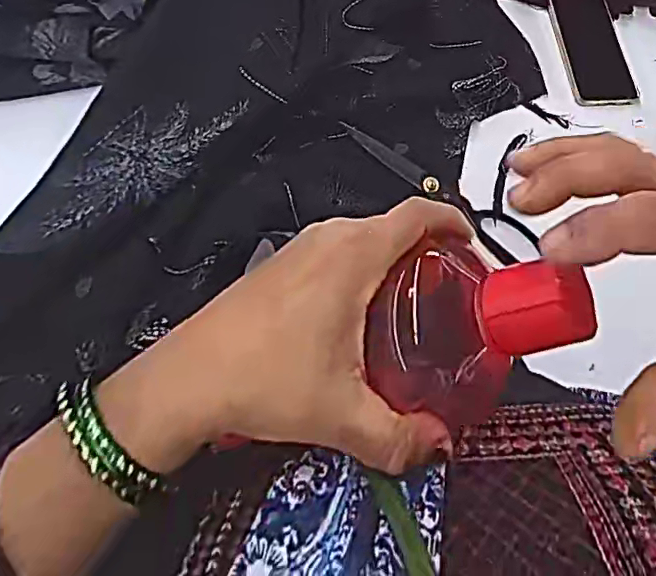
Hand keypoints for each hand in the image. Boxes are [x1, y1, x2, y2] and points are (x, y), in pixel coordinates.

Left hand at [104, 198, 465, 474]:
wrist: (185, 379)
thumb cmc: (252, 375)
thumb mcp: (340, 412)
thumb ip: (398, 435)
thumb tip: (432, 443)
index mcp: (354, 253)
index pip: (420, 212)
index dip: (453, 220)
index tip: (470, 241)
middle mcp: (331, 238)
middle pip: (397, 224)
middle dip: (429, 248)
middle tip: (446, 285)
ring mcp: (305, 246)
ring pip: (367, 235)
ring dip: (395, 257)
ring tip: (408, 300)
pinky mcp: (287, 260)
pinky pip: (340, 248)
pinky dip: (364, 265)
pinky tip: (359, 312)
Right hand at [509, 134, 655, 461]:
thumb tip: (629, 432)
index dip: (600, 227)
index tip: (552, 252)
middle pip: (633, 165)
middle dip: (571, 174)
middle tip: (523, 200)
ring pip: (622, 151)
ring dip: (567, 156)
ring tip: (522, 172)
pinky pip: (620, 160)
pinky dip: (578, 158)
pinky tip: (547, 165)